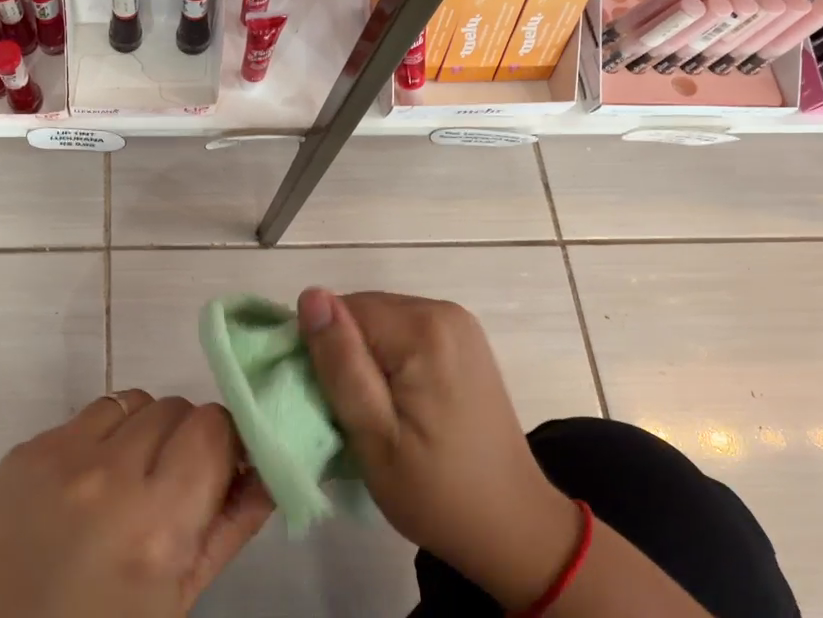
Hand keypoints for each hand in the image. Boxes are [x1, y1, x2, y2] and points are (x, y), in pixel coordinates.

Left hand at [0, 390, 273, 617]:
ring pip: (129, 399)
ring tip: (125, 476)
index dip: (222, 442)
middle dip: (182, 436)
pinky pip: (82, 417)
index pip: (212, 425)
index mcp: (157, 521)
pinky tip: (84, 483)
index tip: (217, 466)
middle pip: (173, 406)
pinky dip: (96, 439)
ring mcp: (59, 455)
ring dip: (139, 428)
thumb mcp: (181, 592)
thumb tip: (268, 466)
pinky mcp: (24, 449)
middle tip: (168, 479)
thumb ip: (231, 525)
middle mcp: (109, 474)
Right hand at [298, 289, 581, 609]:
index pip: (338, 311)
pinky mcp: (462, 339)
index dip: (325, 354)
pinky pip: (401, 331)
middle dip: (346, 355)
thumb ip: (340, 362)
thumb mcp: (373, 436)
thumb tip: (310, 296)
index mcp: (421, 330)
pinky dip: (389, 360)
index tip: (333, 402)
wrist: (512, 526)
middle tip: (355, 415)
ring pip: (377, 321)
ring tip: (379, 412)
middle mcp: (443, 312)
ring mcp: (458, 323)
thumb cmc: (436, 491)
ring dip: (366, 359)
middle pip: (360, 313)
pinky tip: (401, 401)